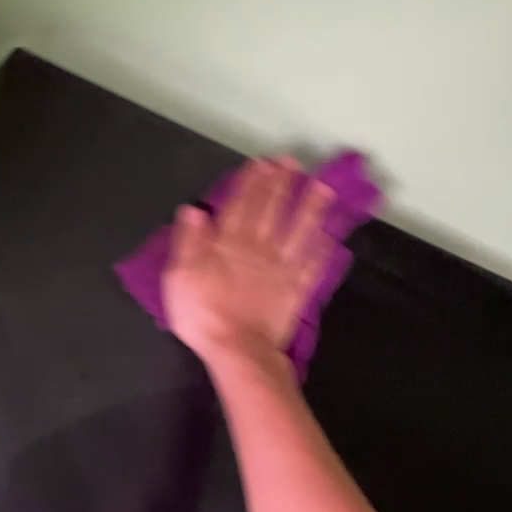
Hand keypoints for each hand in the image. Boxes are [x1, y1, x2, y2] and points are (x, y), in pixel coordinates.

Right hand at [162, 158, 334, 369]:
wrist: (238, 349)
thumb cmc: (202, 313)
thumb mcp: (180, 276)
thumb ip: (189, 242)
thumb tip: (193, 211)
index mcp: (227, 244)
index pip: (240, 205)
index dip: (250, 182)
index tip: (261, 162)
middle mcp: (258, 248)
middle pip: (270, 211)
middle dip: (280, 184)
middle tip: (291, 162)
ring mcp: (281, 269)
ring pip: (298, 231)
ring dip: (310, 208)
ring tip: (322, 187)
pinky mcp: (296, 290)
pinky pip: (312, 264)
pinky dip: (323, 249)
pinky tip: (331, 236)